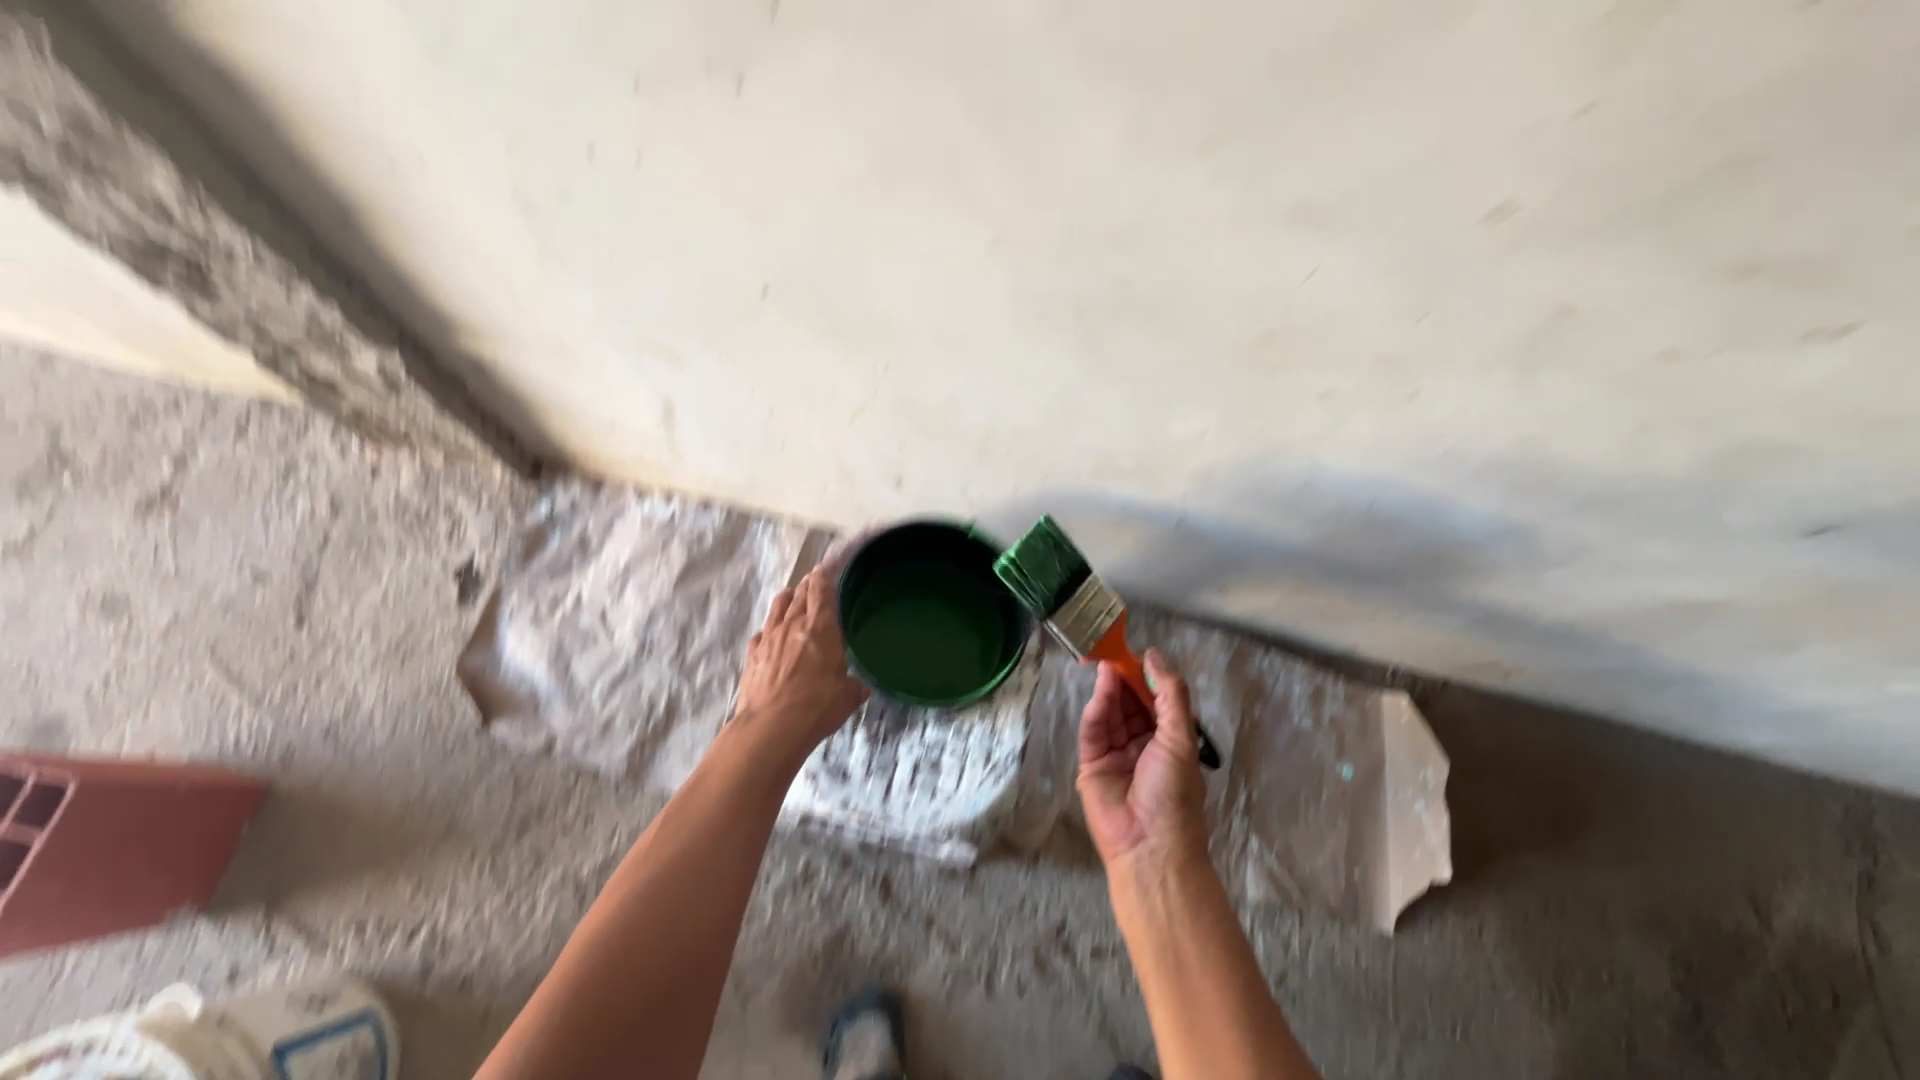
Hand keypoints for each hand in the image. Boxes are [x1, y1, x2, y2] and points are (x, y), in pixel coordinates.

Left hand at [732, 564, 868, 753]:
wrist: (771, 727)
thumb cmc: (817, 707)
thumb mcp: (846, 698)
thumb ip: (853, 687)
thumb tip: (860, 687)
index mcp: (821, 629)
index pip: (821, 593)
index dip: (823, 579)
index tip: (822, 569)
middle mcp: (793, 626)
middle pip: (799, 597)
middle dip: (806, 586)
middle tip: (810, 580)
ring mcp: (769, 639)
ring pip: (777, 609)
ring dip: (785, 600)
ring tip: (789, 595)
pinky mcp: (752, 655)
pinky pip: (760, 634)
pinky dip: (767, 630)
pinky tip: (767, 635)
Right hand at [1077, 650, 1207, 872]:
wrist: (1150, 846)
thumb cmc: (1175, 793)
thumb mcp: (1181, 738)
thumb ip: (1169, 695)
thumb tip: (1155, 656)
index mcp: (1168, 741)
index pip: (1155, 702)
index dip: (1147, 678)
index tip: (1138, 654)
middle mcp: (1142, 745)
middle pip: (1129, 704)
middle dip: (1124, 680)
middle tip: (1115, 654)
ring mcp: (1115, 754)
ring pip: (1110, 714)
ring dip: (1109, 691)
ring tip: (1107, 667)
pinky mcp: (1091, 764)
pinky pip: (1093, 732)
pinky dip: (1095, 712)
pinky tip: (1100, 694)